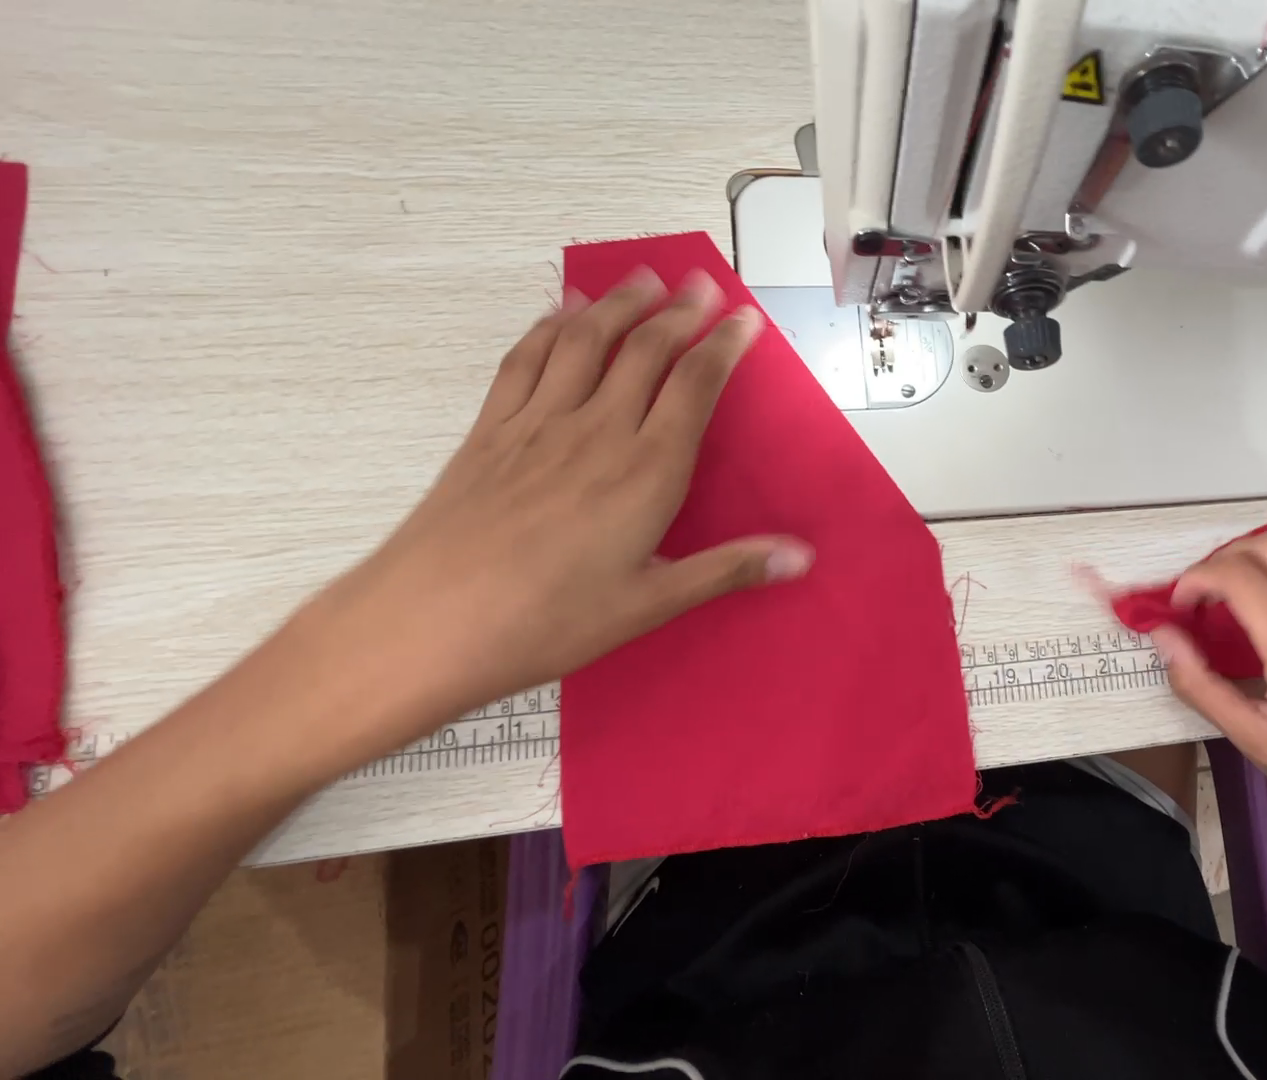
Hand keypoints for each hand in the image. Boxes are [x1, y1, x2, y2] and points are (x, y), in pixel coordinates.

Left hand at [306, 268, 812, 759]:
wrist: (428, 623)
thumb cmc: (550, 620)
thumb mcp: (653, 603)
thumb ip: (729, 569)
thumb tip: (802, 558)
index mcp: (646, 470)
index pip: (695, 386)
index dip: (724, 345)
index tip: (745, 318)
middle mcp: (597, 431)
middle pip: (645, 350)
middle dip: (679, 310)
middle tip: (701, 282)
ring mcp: (538, 424)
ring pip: (586, 341)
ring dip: (619, 303)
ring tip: (643, 278)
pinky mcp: (492, 430)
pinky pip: (525, 359)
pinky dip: (549, 325)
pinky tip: (562, 310)